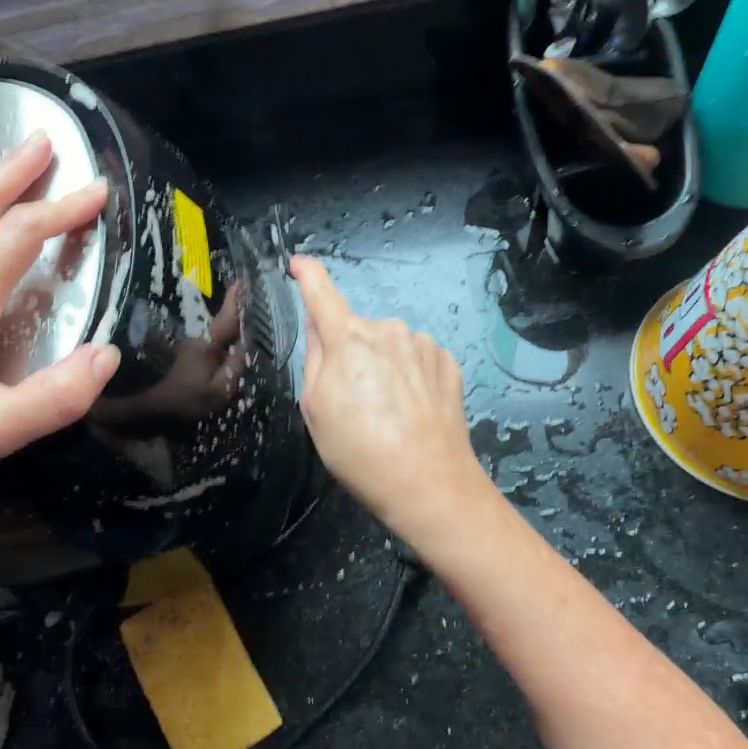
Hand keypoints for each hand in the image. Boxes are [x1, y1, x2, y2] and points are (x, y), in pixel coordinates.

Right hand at [291, 256, 486, 545]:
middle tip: (350, 400)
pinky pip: (417, 359)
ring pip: (389, 345)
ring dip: (382, 365)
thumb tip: (318, 326)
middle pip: (356, 330)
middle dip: (348, 352)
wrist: (429, 484)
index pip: (322, 293)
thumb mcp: (316, 410)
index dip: (308, 275)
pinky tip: (412, 410)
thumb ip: (315, 359)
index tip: (299, 265)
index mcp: (348, 339)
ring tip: (386, 412)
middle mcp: (388, 330)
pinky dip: (409, 376)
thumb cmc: (359, 451)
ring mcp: (423, 345)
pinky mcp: (448, 363)